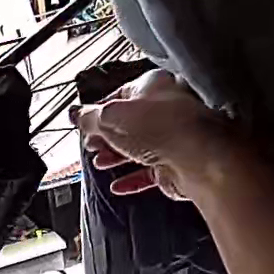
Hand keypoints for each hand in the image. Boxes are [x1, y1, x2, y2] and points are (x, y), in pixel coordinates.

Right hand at [71, 68, 225, 200]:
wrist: (199, 160)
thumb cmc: (160, 128)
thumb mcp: (110, 118)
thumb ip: (89, 118)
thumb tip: (74, 114)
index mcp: (152, 87)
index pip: (119, 95)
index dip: (98, 111)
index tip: (83, 124)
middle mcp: (166, 110)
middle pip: (128, 124)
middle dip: (105, 137)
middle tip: (90, 145)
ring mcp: (172, 138)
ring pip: (138, 148)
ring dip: (115, 158)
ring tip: (99, 164)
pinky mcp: (176, 164)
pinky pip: (148, 172)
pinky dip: (131, 179)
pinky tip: (116, 186)